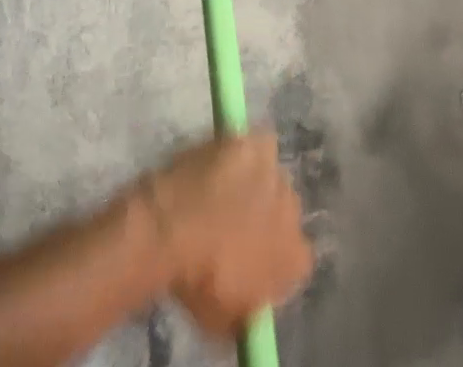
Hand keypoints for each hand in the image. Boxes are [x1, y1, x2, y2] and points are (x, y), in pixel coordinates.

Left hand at [136, 132, 313, 336]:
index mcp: (296, 261)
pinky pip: (257, 141)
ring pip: (270, 175)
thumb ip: (246, 311)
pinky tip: (219, 155)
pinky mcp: (252, 144)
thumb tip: (245, 305)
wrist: (167, 233)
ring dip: (252, 179)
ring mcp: (275, 176)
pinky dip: (241, 147)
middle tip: (225, 217)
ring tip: (218, 184)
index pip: (293, 257)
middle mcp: (295, 216)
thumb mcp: (224, 321)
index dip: (266, 254)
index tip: (241, 254)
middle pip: (282, 211)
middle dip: (260, 213)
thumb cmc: (194, 283)